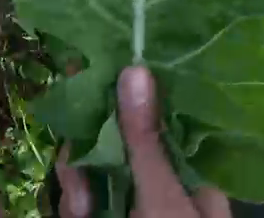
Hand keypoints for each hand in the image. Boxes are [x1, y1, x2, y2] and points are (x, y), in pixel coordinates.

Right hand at [54, 66, 230, 217]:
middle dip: (88, 139)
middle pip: (112, 134)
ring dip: (77, 176)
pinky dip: (73, 202)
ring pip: (91, 165)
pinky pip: (79, 197)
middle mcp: (158, 183)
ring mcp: (129, 205)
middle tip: (75, 147)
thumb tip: (136, 66)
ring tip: (81, 204)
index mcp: (190, 173)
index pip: (153, 112)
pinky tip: (76, 211)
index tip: (86, 61)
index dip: (120, 86)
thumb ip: (145, 139)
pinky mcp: (101, 217)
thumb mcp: (166, 201)